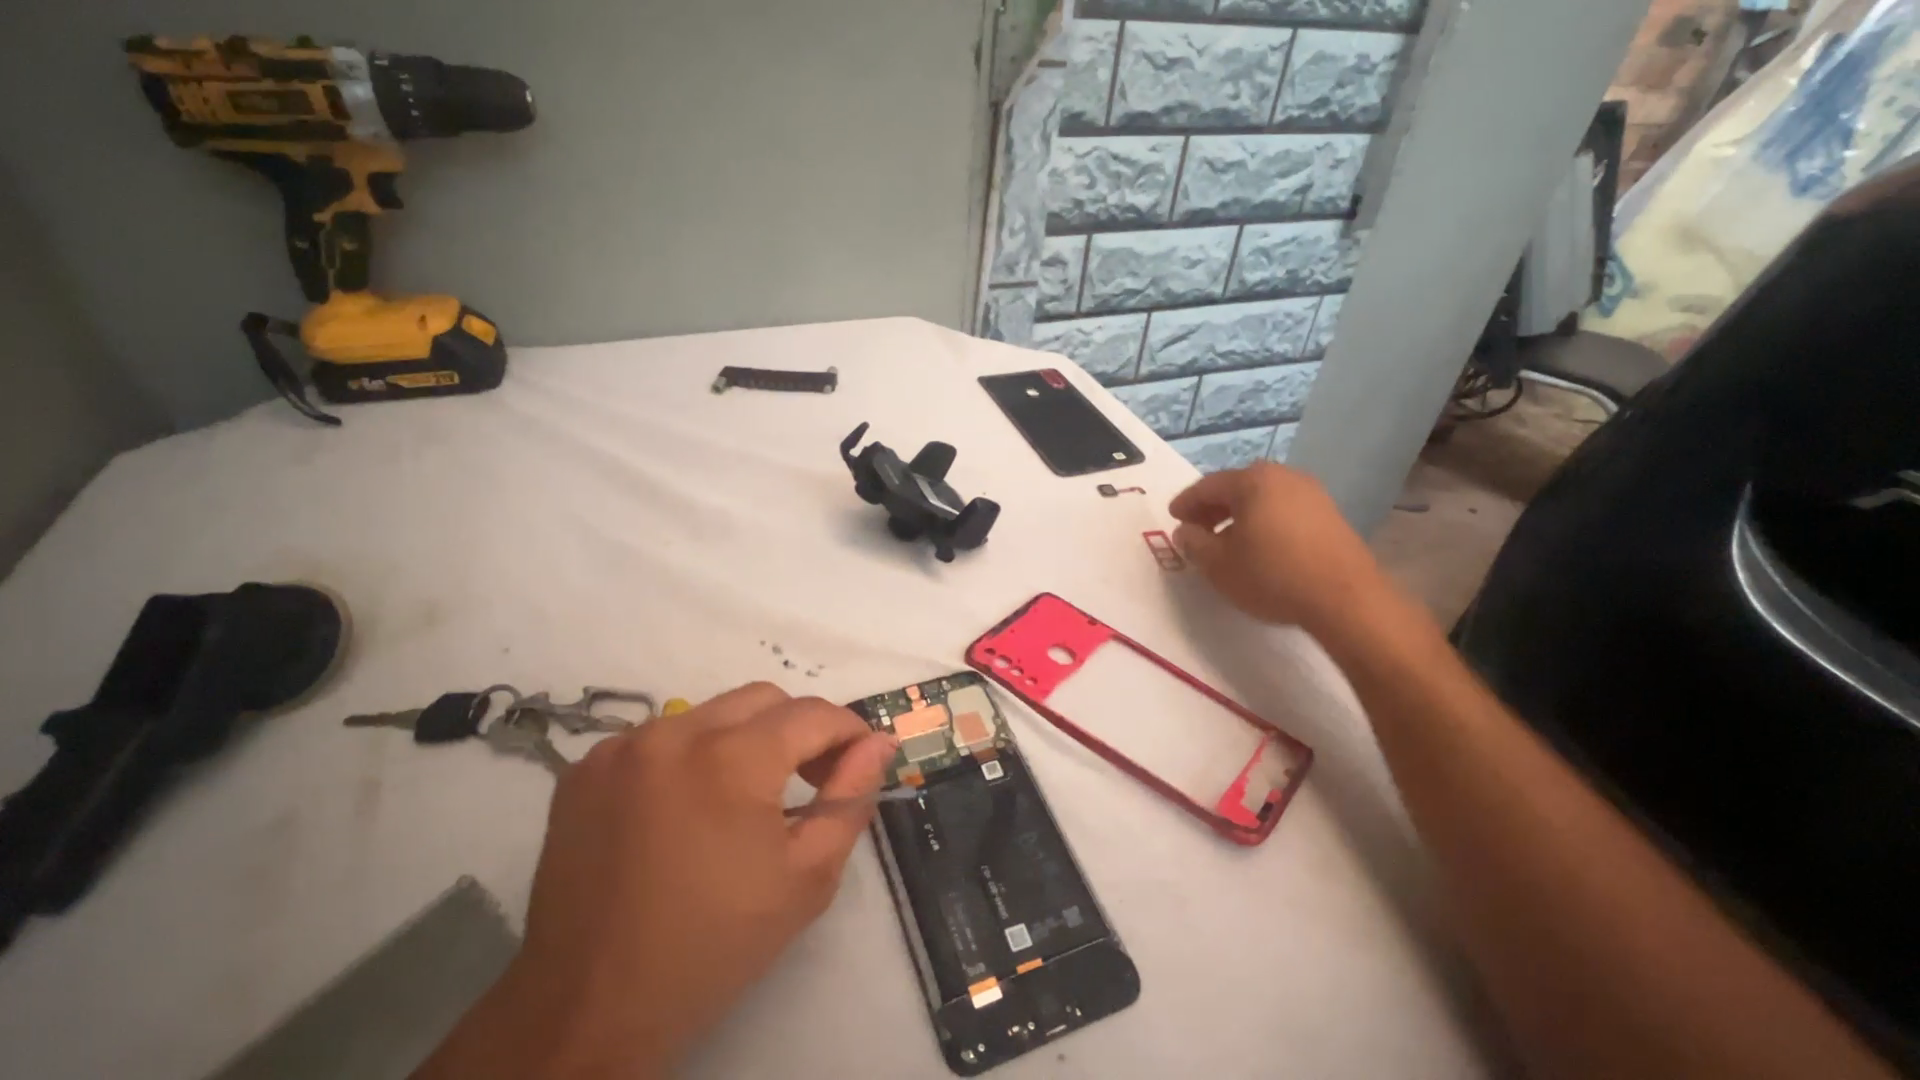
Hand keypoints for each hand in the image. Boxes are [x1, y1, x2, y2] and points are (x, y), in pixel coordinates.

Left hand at [416, 683, 895, 1078]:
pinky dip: (686, 758)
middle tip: (809, 781)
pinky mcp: (584, 770)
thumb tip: (878, 744)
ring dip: (740, 742)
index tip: (861, 761)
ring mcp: (621, 748)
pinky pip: (656, 740)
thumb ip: (849, 798)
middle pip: (761, 700)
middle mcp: (673, 732)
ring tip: (744, 801)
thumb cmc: (716, 945)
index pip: (811, 714)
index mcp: (732, 758)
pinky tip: (685, 811)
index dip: (848, 731)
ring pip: (707, 715)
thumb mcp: (806, 877)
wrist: (594, 1002)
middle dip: (796, 730)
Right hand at [1169, 462, 1388, 634]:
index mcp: (1252, 481)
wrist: (1344, 598)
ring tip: (1228, 542)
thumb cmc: (1271, 576)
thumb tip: (1185, 531)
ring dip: (1241, 516)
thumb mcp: (1218, 565)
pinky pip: (1285, 510)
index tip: (1173, 518)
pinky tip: (1261, 547)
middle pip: (1238, 488)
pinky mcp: (1330, 514)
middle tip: (1197, 529)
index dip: (1186, 503)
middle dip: (1213, 508)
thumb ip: (1194, 544)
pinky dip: (1266, 522)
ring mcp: (1312, 493)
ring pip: (1263, 499)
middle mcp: (1283, 476)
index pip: (1207, 486)